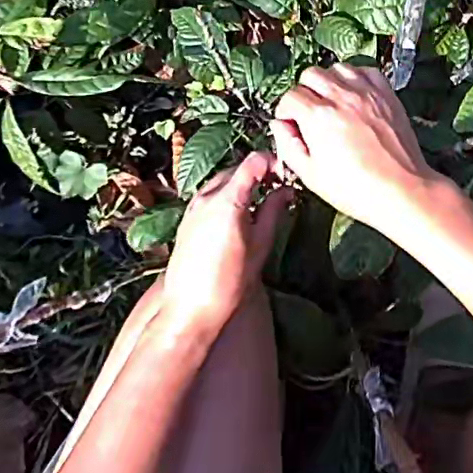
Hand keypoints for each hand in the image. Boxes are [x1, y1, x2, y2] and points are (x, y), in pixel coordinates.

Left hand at [155, 151, 291, 336]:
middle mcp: (207, 196)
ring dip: (241, 184)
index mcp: (228, 200)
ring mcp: (193, 206)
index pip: (253, 162)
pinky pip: (209, 195)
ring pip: (221, 181)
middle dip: (258, 174)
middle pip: (236, 169)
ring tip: (259, 204)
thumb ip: (274, 212)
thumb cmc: (230, 283)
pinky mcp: (186, 218)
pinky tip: (237, 216)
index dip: (272, 162)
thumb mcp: (260, 246)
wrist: (189, 310)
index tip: (284, 175)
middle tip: (277, 189)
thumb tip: (286, 191)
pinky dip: (226, 195)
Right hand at [270, 64, 442, 227]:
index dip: (286, 112)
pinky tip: (354, 95)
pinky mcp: (386, 94)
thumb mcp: (311, 175)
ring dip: (329, 81)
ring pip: (337, 68)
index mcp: (319, 117)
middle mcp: (341, 97)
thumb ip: (288, 146)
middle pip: (310, 74)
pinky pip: (366, 70)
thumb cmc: (355, 189)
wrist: (401, 190)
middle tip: (310, 111)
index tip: (291, 124)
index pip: (290, 97)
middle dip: (304, 91)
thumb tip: (278, 125)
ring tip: (332, 102)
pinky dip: (356, 78)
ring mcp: (366, 93)